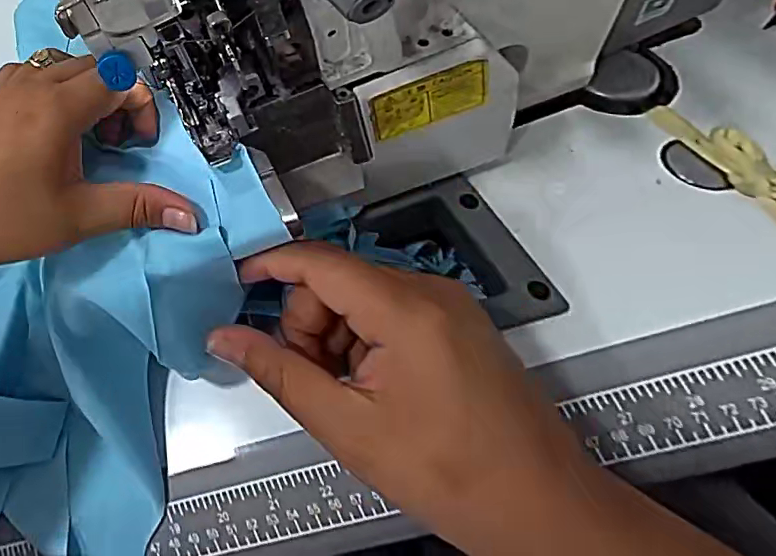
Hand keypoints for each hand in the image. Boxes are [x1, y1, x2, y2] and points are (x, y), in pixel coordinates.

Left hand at [0, 53, 200, 289]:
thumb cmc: (6, 220)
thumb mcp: (77, 215)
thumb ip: (137, 207)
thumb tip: (192, 216)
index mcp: (59, 104)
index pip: (120, 79)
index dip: (141, 107)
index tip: (137, 145)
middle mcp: (34, 83)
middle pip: (95, 68)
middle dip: (117, 99)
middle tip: (112, 145)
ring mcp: (7, 86)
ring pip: (64, 67)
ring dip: (86, 91)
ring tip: (80, 136)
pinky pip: (33, 73)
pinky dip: (53, 88)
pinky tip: (45, 127)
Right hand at [204, 243, 602, 545]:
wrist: (548, 514)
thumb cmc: (463, 479)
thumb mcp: (349, 428)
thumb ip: (278, 372)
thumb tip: (227, 337)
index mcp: (406, 310)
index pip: (317, 260)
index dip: (270, 265)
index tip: (241, 280)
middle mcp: (428, 291)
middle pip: (333, 279)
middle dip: (308, 324)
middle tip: (314, 377)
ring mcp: (445, 302)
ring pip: (355, 293)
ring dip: (335, 335)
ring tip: (350, 390)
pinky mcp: (452, 317)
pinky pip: (382, 306)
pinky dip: (362, 337)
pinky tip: (374, 384)